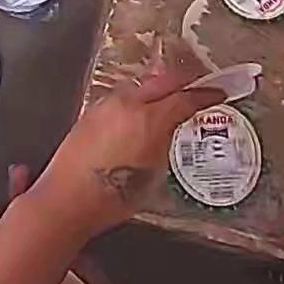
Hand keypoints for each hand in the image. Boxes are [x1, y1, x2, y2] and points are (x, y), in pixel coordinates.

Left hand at [28, 67, 224, 238]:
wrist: (65, 201)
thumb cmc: (113, 197)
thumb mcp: (153, 174)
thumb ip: (164, 143)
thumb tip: (170, 129)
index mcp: (149, 119)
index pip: (185, 99)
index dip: (206, 95)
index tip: (218, 93)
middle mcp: (128, 104)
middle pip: (163, 82)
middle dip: (184, 84)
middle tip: (198, 90)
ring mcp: (106, 105)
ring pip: (141, 87)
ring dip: (159, 91)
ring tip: (169, 103)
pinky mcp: (91, 112)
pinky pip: (122, 98)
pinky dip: (138, 101)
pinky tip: (139, 116)